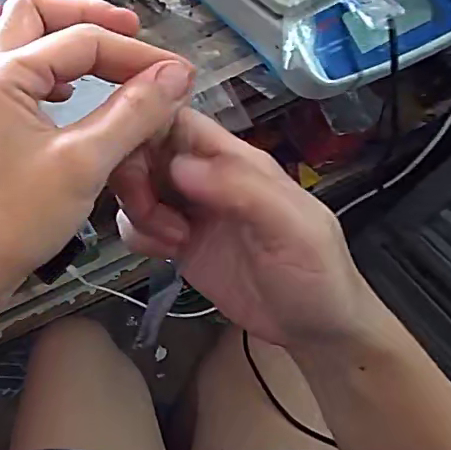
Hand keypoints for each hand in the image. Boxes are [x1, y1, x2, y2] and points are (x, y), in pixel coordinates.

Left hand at [0, 0, 192, 305]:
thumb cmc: (18, 218)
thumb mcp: (85, 162)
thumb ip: (133, 112)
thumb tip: (175, 74)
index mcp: (2, 76)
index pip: (82, 42)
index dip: (135, 54)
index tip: (177, 74)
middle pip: (34, 13)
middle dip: (85, 16)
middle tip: (130, 30)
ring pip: (23, 40)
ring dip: (66, 40)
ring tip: (108, 57)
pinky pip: (19, 75)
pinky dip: (51, 71)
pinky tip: (74, 93)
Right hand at [111, 109, 380, 352]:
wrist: (313, 329)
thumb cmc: (316, 274)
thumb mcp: (293, 227)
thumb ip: (241, 189)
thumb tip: (179, 166)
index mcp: (234, 160)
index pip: (178, 120)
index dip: (147, 127)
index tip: (134, 157)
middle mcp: (206, 178)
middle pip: (146, 152)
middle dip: (136, 177)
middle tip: (152, 212)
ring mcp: (188, 209)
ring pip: (136, 187)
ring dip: (138, 211)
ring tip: (171, 240)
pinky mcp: (175, 241)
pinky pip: (136, 224)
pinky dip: (138, 236)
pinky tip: (166, 254)